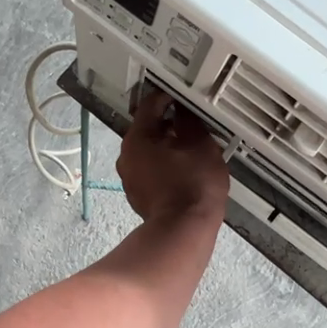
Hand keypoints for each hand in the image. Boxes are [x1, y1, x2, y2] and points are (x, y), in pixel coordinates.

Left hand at [117, 86, 228, 225]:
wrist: (184, 230)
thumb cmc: (193, 184)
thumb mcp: (200, 143)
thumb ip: (189, 120)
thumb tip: (183, 109)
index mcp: (136, 139)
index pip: (149, 105)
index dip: (168, 97)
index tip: (183, 97)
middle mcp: (126, 157)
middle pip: (147, 130)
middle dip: (168, 125)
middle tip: (191, 125)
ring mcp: (130, 179)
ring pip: (148, 152)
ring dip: (167, 147)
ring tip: (190, 149)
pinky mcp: (138, 197)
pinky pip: (151, 172)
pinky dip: (164, 166)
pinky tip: (183, 171)